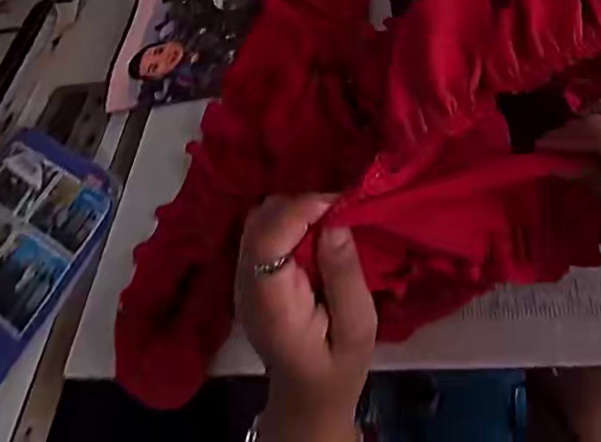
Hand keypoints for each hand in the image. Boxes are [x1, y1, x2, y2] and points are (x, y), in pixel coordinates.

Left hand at [235, 194, 375, 441]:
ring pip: (258, 218)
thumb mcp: (358, 328)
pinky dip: (288, 217)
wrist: (306, 396)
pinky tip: (313, 230)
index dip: (301, 209)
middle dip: (301, 204)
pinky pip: (262, 227)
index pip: (267, 239)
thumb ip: (346, 276)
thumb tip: (335, 223)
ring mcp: (242, 279)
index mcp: (272, 304)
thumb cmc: (337, 366)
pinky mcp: (248, 273)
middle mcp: (246, 286)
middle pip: (259, 221)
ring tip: (328, 220)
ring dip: (294, 209)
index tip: (339, 205)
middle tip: (339, 212)